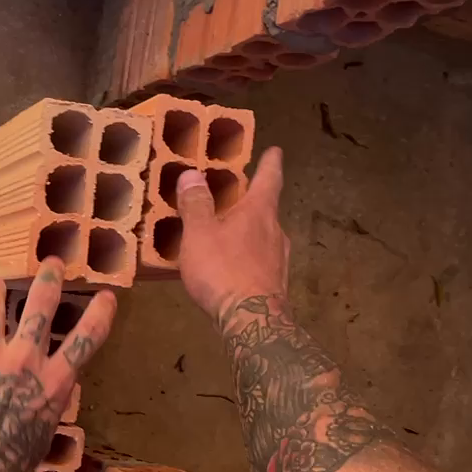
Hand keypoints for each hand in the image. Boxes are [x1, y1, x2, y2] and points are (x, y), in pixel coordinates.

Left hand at [0, 259, 114, 471]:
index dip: (99, 315)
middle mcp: (24, 362)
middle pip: (40, 311)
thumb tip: (49, 394)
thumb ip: (47, 405)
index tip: (106, 296)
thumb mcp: (43, 434)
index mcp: (53, 383)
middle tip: (51, 264)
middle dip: (48, 282)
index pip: (85, 340)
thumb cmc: (10, 466)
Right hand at [176, 146, 289, 318]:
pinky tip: (231, 267)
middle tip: (234, 197)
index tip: (275, 151)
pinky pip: (259, 260)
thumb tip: (193, 173)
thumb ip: (196, 204)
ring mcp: (278, 258)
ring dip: (248, 231)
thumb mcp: (199, 234)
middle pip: (265, 209)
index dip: (270, 163)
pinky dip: (247, 256)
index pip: (269, 178)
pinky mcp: (274, 283)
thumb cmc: (223, 270)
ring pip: (263, 236)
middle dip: (251, 202)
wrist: (252, 320)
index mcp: (259, 212)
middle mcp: (275, 231)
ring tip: (227, 235)